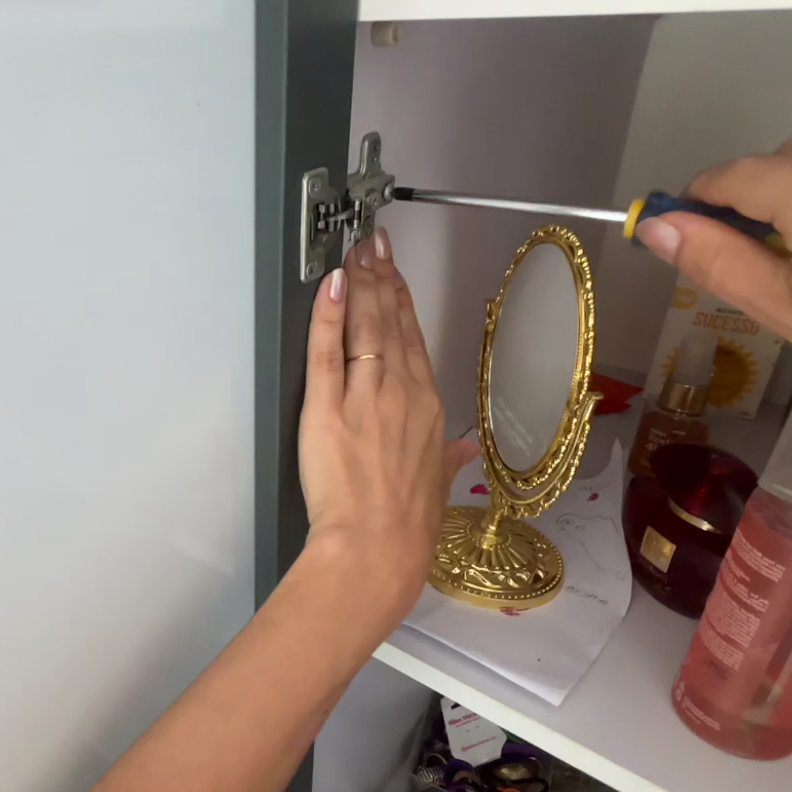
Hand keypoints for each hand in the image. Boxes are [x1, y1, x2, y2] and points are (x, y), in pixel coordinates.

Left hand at [299, 227, 477, 622]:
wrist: (377, 548)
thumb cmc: (408, 526)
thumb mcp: (440, 485)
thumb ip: (451, 458)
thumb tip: (465, 449)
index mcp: (428, 408)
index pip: (414, 342)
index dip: (403, 304)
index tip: (396, 277)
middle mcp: (402, 393)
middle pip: (391, 323)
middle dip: (382, 278)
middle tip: (373, 243)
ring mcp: (366, 396)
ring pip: (364, 327)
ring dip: (359, 283)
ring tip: (355, 250)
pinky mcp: (328, 407)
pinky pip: (327, 351)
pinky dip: (328, 315)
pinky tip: (329, 284)